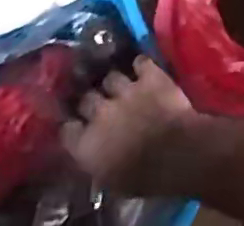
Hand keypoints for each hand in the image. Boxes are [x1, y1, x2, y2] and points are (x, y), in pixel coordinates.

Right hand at [61, 56, 196, 194]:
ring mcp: (125, 90)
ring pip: (112, 77)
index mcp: (86, 144)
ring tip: (124, 88)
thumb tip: (96, 156)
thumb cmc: (143, 177)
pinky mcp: (149, 76)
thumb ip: (98, 162)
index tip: (80, 128)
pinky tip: (144, 69)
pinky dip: (142, 66)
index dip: (74, 128)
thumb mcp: (112, 181)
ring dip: (117, 83)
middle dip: (93, 102)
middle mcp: (100, 112)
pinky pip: (140, 62)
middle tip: (102, 107)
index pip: (67, 130)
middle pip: (87, 98)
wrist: (175, 153)